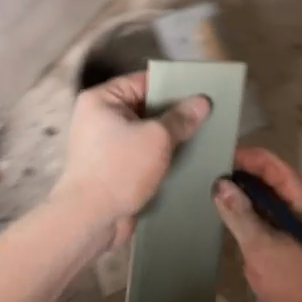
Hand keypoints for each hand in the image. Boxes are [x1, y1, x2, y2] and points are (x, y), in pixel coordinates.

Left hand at [51, 72, 210, 250]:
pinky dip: (162, 157)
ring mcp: (107, 144)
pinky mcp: (115, 168)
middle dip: (176, 113)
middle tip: (211, 114)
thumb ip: (180, 118)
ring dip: (171, 138)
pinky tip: (190, 160)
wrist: (90, 220)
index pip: (143, 81)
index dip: (174, 85)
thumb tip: (203, 101)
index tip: (203, 90)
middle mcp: (101, 117)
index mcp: (102, 99)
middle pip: (146, 107)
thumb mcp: (156, 138)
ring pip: (147, 133)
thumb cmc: (119, 168)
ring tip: (206, 136)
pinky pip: (143, 154)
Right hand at [213, 147, 301, 301]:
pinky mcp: (293, 244)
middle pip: (269, 179)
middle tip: (207, 178)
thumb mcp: (262, 248)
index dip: (244, 157)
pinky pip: (269, 220)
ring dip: (244, 198)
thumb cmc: (297, 283)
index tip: (215, 159)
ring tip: (212, 197)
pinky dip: (250, 217)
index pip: (271, 163)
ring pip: (267, 201)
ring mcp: (299, 226)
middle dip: (240, 176)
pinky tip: (229, 223)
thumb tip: (219, 183)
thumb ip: (239, 214)